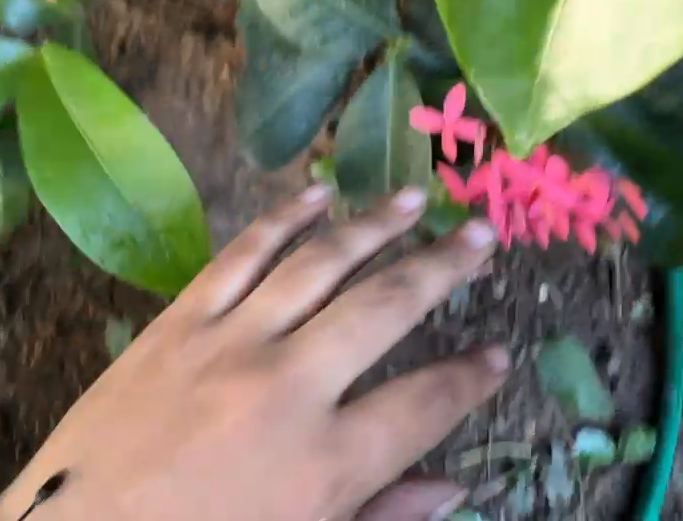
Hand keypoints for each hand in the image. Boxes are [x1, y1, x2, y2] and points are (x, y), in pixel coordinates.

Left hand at [0, 185, 505, 520]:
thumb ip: (381, 520)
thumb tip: (454, 489)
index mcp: (322, 464)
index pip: (423, 404)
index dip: (471, 378)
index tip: (501, 352)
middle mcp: (288, 385)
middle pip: (385, 308)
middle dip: (443, 269)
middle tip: (483, 235)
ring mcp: (231, 339)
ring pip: (321, 262)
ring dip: (375, 225)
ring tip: (416, 198)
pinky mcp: (181, 318)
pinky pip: (244, 253)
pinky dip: (284, 218)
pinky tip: (318, 194)